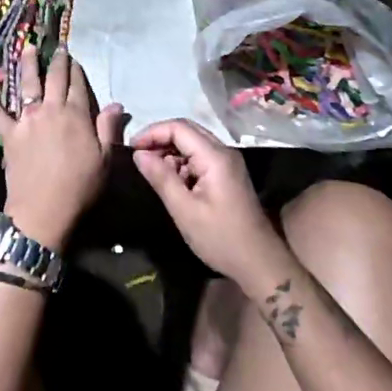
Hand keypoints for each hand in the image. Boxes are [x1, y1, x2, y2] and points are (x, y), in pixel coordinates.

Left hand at [0, 47, 124, 248]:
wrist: (44, 210)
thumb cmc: (80, 187)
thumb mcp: (105, 159)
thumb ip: (108, 129)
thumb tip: (116, 104)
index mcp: (77, 116)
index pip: (78, 86)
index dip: (76, 70)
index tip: (74, 58)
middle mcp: (52, 110)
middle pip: (55, 79)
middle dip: (58, 61)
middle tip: (58, 48)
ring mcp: (27, 120)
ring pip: (28, 85)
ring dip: (27, 64)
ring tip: (27, 47)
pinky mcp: (9, 133)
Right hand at [131, 120, 295, 289]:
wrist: (259, 263)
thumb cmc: (221, 238)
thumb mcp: (185, 211)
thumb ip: (161, 178)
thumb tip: (138, 154)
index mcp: (215, 157)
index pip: (179, 128)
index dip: (153, 132)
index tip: (132, 148)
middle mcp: (224, 152)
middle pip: (187, 131)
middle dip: (160, 139)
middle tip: (139, 157)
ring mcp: (228, 162)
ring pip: (193, 143)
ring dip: (171, 152)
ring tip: (153, 172)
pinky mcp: (228, 174)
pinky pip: (201, 157)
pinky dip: (182, 163)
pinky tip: (172, 182)